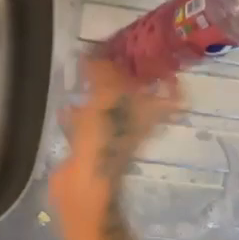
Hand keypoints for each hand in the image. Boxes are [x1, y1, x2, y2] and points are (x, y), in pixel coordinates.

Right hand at [48, 55, 181, 239]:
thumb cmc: (102, 143)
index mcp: (148, 115)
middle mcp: (136, 126)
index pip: (173, 96)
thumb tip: (95, 52)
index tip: (157, 59)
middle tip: (113, 60)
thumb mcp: (106, 100)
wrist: (83, 187)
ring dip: (100, 96)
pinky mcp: (91, 148)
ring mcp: (113, 139)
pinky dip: (77, 114)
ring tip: (85, 77)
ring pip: (112, 112)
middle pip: (139, 100)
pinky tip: (65, 104)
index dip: (169, 78)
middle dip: (127, 81)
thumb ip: (104, 75)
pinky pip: (86, 125)